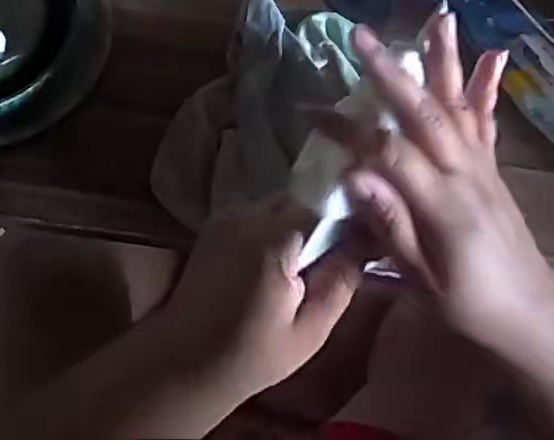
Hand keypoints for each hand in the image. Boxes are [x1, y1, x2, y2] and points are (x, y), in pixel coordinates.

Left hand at [153, 194, 363, 401]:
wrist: (188, 354)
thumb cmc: (253, 352)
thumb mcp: (310, 329)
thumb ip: (339, 280)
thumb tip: (366, 240)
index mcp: (270, 241)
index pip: (318, 205)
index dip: (342, 218)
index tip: (360, 239)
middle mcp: (245, 216)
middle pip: (295, 199)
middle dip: (317, 221)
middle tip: (328, 259)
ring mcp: (226, 214)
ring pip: (275, 203)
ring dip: (292, 223)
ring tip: (298, 265)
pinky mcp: (214, 220)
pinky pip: (254, 211)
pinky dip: (269, 227)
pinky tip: (271, 261)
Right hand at [310, 9, 553, 358]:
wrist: (535, 319)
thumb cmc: (471, 305)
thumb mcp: (424, 281)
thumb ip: (390, 224)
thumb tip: (351, 174)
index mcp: (444, 204)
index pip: (388, 151)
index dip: (346, 128)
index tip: (309, 111)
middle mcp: (464, 173)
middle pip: (424, 111)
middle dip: (389, 70)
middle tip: (360, 35)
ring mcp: (480, 164)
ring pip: (458, 103)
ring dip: (446, 58)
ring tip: (440, 16)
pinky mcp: (489, 164)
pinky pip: (485, 118)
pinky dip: (486, 84)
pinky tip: (494, 54)